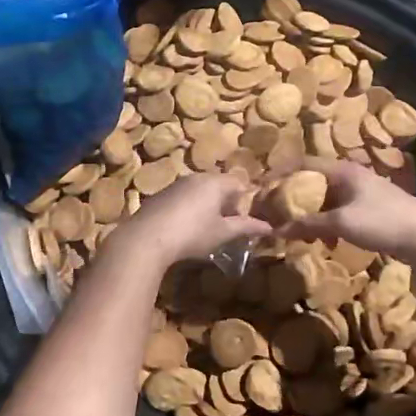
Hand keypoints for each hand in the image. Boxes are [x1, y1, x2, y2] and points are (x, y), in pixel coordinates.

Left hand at [104, 172, 272, 267]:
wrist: (146, 237)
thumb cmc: (192, 234)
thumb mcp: (223, 232)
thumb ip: (246, 227)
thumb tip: (269, 227)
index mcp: (215, 182)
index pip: (238, 184)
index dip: (243, 202)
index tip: (241, 222)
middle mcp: (195, 177)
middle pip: (218, 184)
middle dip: (224, 203)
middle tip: (224, 225)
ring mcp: (174, 185)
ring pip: (198, 190)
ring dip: (205, 205)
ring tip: (204, 228)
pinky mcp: (159, 195)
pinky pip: (181, 197)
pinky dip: (187, 208)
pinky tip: (183, 227)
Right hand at [275, 160, 415, 264]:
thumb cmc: (383, 222)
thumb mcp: (339, 223)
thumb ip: (306, 224)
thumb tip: (275, 230)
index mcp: (343, 170)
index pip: (302, 163)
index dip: (280, 172)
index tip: (262, 187)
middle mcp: (352, 175)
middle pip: (312, 181)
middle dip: (292, 196)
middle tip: (275, 211)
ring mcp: (363, 191)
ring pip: (325, 197)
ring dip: (309, 212)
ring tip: (297, 229)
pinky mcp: (371, 208)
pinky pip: (338, 209)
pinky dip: (325, 220)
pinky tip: (325, 239)